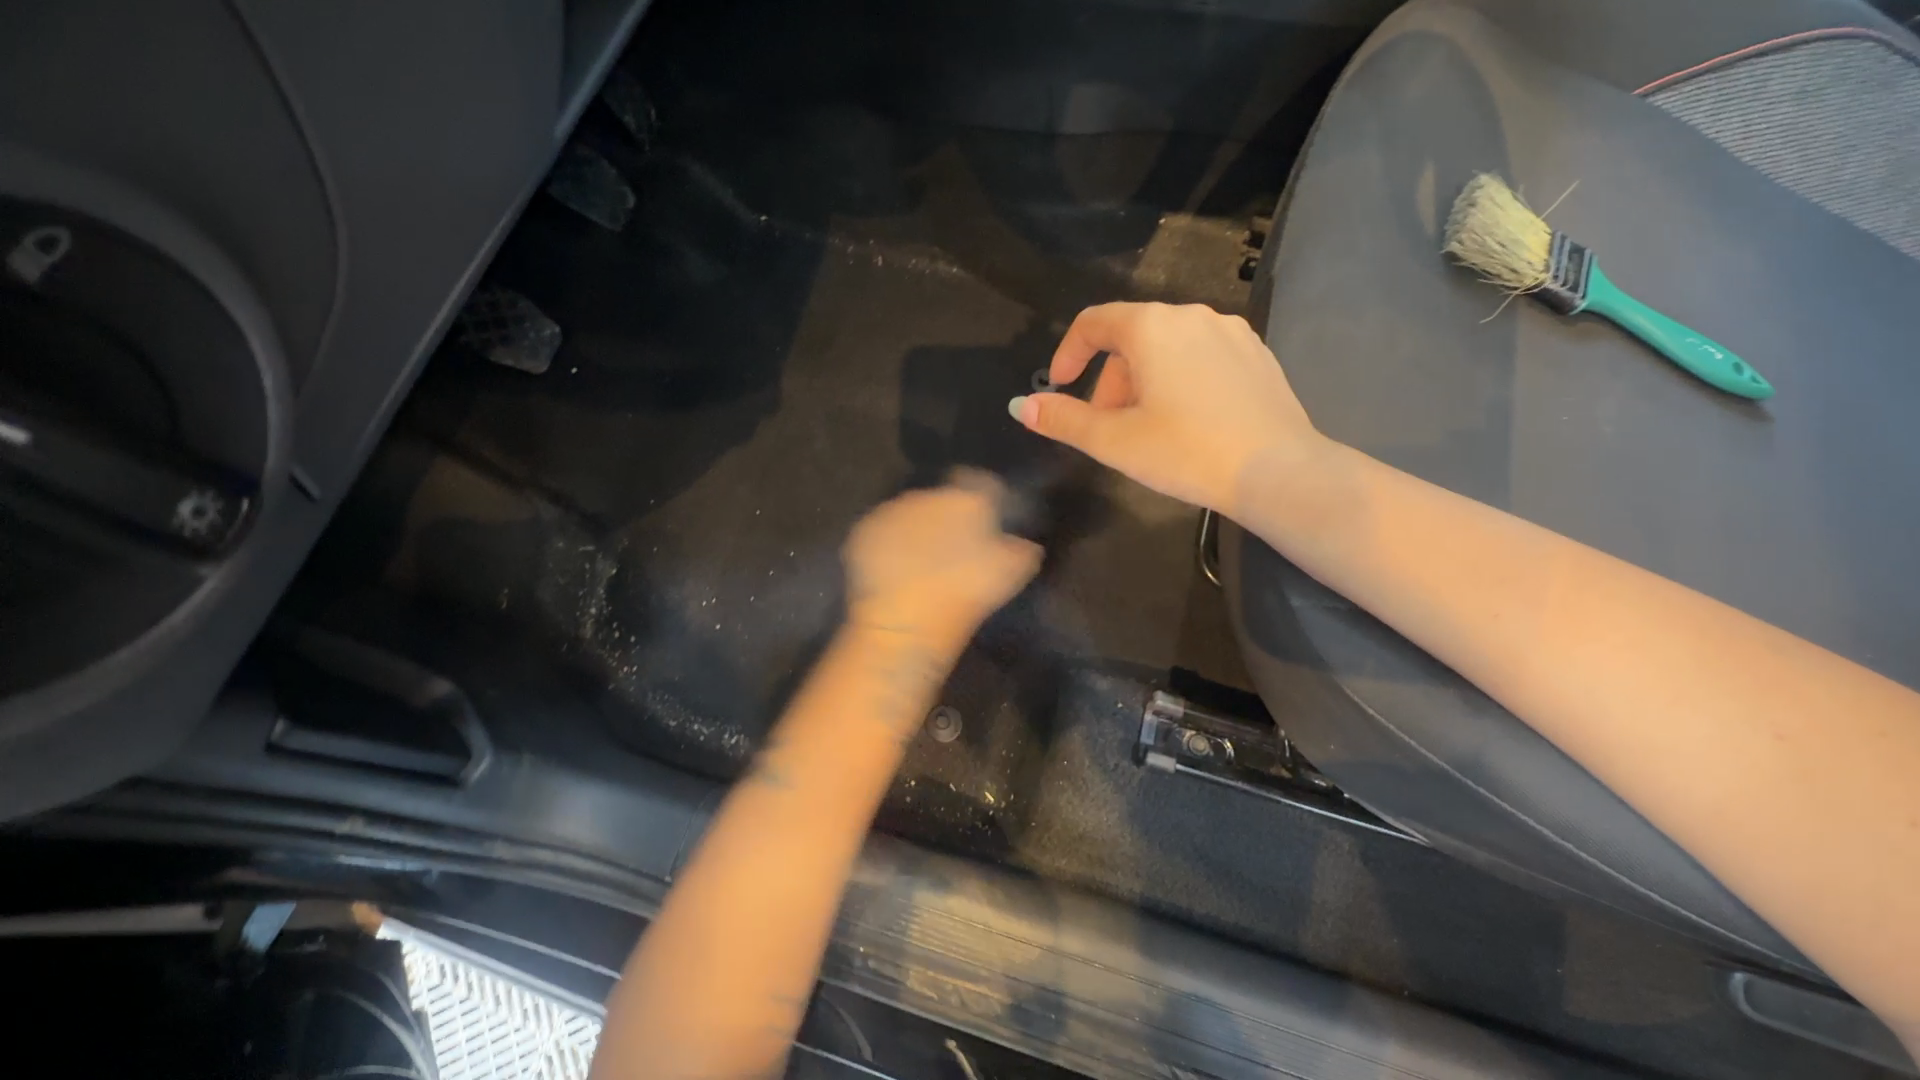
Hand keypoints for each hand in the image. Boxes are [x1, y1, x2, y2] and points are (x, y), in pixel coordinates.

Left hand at [844, 470, 1042, 643]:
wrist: (907, 622)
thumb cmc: (966, 595)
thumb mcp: (1011, 573)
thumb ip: (1021, 548)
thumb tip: (1024, 541)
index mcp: (966, 498)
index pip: (980, 482)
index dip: (984, 498)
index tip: (985, 518)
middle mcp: (927, 493)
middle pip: (941, 496)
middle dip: (946, 515)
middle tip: (951, 545)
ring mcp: (891, 509)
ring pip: (909, 511)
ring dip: (916, 527)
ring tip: (919, 559)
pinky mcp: (864, 529)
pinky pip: (881, 529)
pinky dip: (888, 542)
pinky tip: (894, 567)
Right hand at [1010, 302, 1330, 517]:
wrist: (1277, 471)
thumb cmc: (1186, 452)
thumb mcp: (1114, 441)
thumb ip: (1063, 419)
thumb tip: (1021, 406)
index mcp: (1151, 327)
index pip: (1094, 323)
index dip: (1068, 353)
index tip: (1060, 387)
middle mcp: (1191, 315)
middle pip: (1132, 337)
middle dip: (1110, 379)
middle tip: (1108, 425)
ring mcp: (1230, 332)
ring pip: (1168, 347)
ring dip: (1145, 380)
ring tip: (1148, 428)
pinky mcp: (1257, 353)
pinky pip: (1202, 356)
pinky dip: (1182, 379)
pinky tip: (1191, 421)